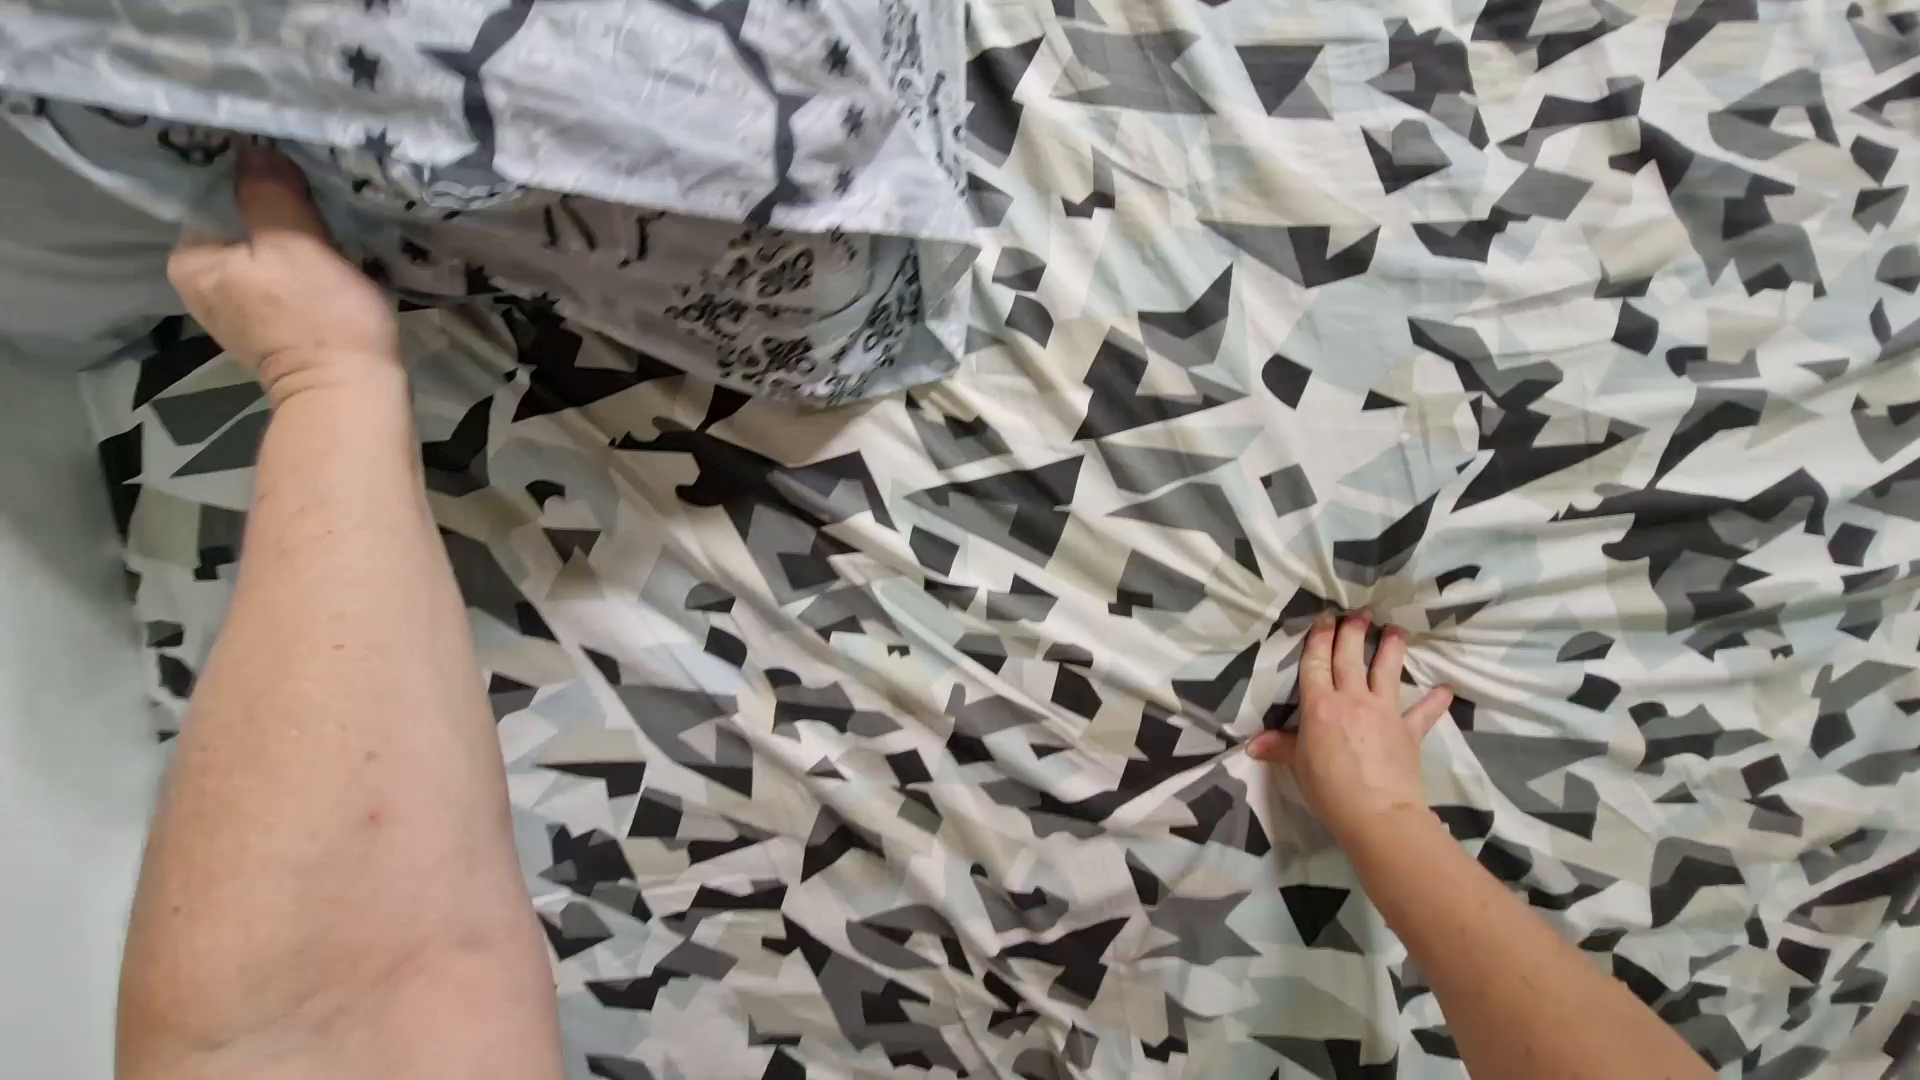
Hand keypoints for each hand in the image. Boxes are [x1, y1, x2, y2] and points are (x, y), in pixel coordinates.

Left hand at [167, 144, 400, 404]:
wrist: (354, 395)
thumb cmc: (324, 321)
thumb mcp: (297, 246)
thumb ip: (270, 194)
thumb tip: (253, 146)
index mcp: (192, 259)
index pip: (217, 200)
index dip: (257, 185)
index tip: (299, 181)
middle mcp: (202, 286)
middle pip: (244, 232)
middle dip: (281, 220)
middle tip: (327, 214)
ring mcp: (237, 315)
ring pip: (268, 261)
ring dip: (300, 251)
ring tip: (337, 245)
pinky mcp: (273, 335)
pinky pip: (286, 290)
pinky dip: (309, 280)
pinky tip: (335, 281)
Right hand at [1248, 612, 1452, 844]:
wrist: (1378, 815)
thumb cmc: (1328, 789)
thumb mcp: (1297, 765)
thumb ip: (1279, 747)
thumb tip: (1252, 744)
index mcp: (1320, 705)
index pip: (1316, 662)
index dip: (1320, 638)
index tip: (1325, 618)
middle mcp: (1352, 699)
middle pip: (1350, 657)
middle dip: (1353, 632)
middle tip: (1358, 613)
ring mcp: (1384, 712)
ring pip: (1387, 671)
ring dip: (1392, 649)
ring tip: (1396, 630)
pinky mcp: (1409, 732)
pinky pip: (1423, 713)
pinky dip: (1434, 701)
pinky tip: (1445, 690)